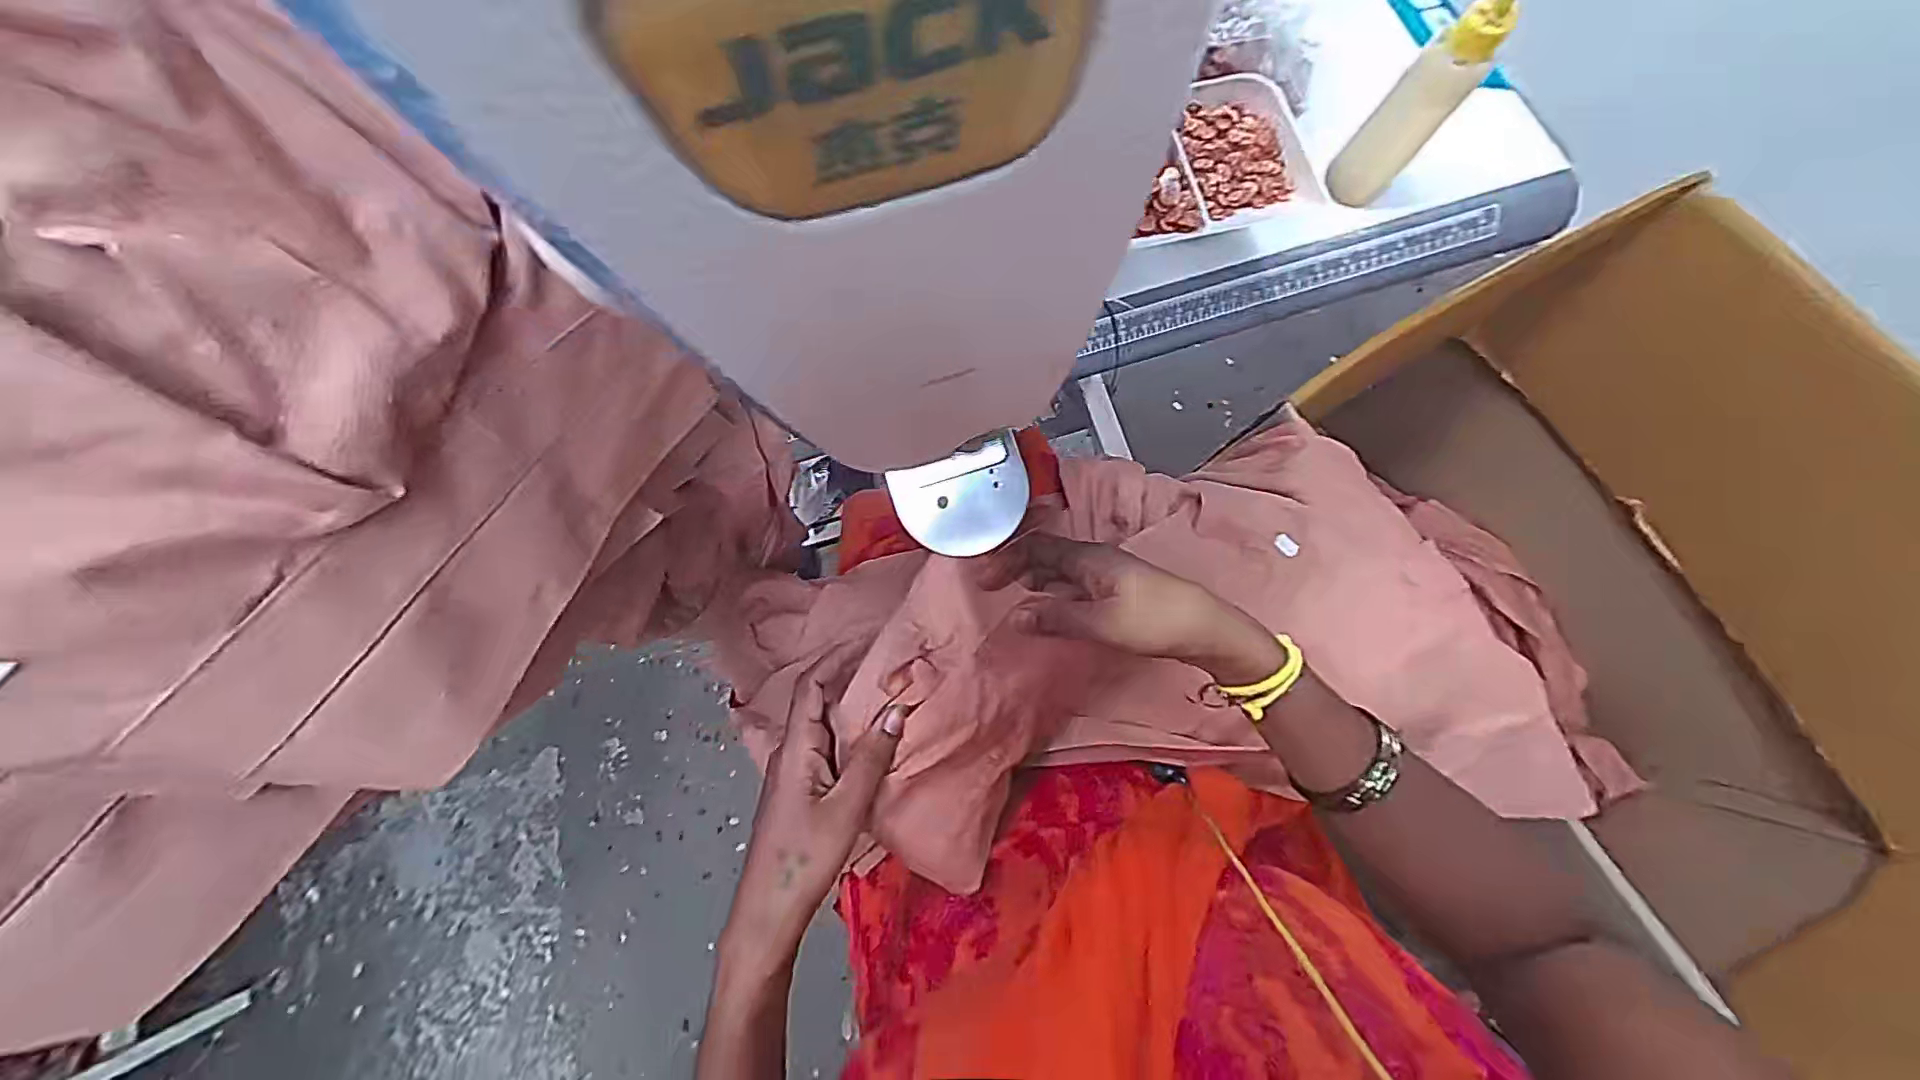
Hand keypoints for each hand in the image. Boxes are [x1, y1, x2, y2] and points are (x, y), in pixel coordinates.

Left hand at [720, 651, 907, 967]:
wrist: (767, 911)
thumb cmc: (805, 857)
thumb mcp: (847, 806)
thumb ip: (871, 757)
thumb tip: (896, 709)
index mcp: (795, 748)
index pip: (810, 686)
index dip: (834, 658)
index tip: (866, 642)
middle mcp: (790, 752)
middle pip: (816, 701)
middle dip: (847, 678)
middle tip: (886, 666)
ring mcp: (793, 772)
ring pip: (822, 726)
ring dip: (849, 707)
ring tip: (885, 696)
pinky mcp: (801, 791)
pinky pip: (826, 748)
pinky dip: (848, 735)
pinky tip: (871, 743)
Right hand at [973, 533, 1283, 684]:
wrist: (1205, 626)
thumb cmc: (1155, 621)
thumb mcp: (1102, 624)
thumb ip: (1057, 618)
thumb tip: (1016, 615)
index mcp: (1090, 558)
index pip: (1037, 547)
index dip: (1006, 557)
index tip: (982, 576)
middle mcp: (1095, 558)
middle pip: (1045, 552)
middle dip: (1014, 563)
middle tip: (990, 583)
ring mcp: (1106, 571)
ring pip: (1059, 566)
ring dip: (1033, 575)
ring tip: (1011, 589)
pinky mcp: (1115, 587)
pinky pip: (1072, 580)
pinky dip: (1052, 587)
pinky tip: (1048, 601)